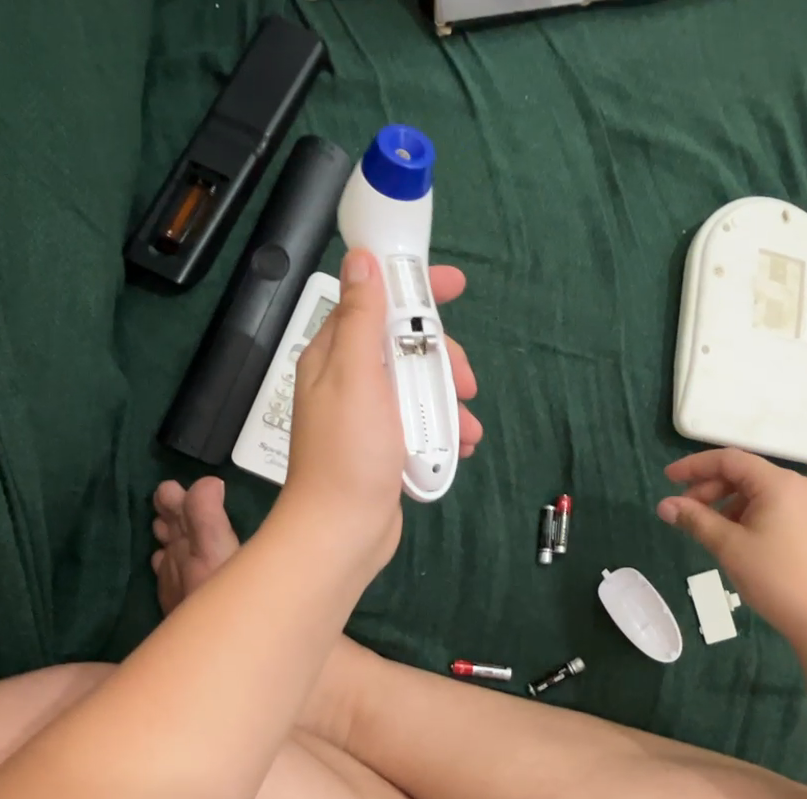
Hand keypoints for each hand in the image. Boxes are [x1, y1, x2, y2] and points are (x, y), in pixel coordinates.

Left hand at [277, 249, 481, 574]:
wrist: (344, 530)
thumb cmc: (349, 452)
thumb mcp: (355, 375)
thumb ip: (361, 318)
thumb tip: (361, 260)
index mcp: (335, 355)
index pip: (375, 302)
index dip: (414, 288)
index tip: (456, 284)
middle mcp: (350, 380)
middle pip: (405, 345)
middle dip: (441, 357)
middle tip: (465, 382)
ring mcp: (370, 416)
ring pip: (419, 386)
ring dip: (449, 399)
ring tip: (470, 426)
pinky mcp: (386, 447)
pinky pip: (421, 422)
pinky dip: (443, 428)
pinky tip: (462, 445)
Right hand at [656, 448, 806, 644]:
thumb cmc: (776, 578)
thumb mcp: (729, 546)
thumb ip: (695, 519)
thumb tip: (663, 506)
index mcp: (779, 483)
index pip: (729, 459)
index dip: (694, 466)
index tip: (667, 479)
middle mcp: (798, 485)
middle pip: (744, 473)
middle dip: (709, 488)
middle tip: (684, 512)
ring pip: (758, 491)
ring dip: (727, 503)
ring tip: (707, 529)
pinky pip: (773, 506)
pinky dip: (747, 514)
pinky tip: (735, 538)